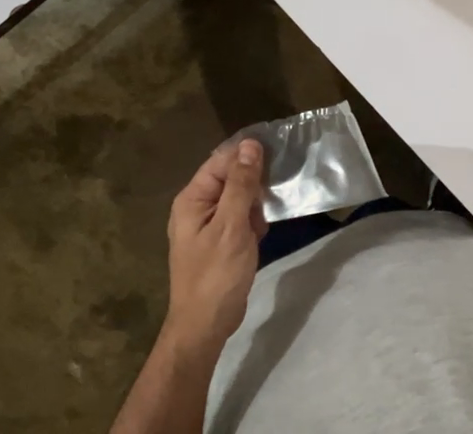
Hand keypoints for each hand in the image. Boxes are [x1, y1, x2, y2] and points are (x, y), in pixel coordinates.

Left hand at [164, 139, 267, 348]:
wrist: (205, 327)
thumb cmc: (215, 275)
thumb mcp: (231, 226)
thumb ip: (241, 185)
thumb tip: (250, 145)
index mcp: (193, 198)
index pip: (222, 160)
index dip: (248, 154)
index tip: (279, 152)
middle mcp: (197, 206)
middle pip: (231, 176)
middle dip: (255, 181)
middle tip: (277, 189)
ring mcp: (208, 224)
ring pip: (239, 197)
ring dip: (256, 203)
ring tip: (268, 214)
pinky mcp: (221, 240)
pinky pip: (240, 217)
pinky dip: (253, 220)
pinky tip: (262, 232)